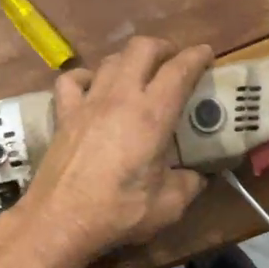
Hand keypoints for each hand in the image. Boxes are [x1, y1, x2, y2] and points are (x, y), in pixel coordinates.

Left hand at [17, 37, 214, 260]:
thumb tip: (196, 177)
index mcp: (152, 116)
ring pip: (110, 60)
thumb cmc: (119, 212)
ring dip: (130, 60)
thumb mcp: (169, 206)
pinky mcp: (64, 114)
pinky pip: (73, 80)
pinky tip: (94, 87)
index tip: (207, 54)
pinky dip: (88, 77)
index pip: (178, 71)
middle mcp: (120, 97)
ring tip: (141, 73)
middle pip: (141, 49)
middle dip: (163, 47)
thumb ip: (188, 185)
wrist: (61, 220)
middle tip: (174, 60)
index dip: (196, 57)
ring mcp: (88, 102)